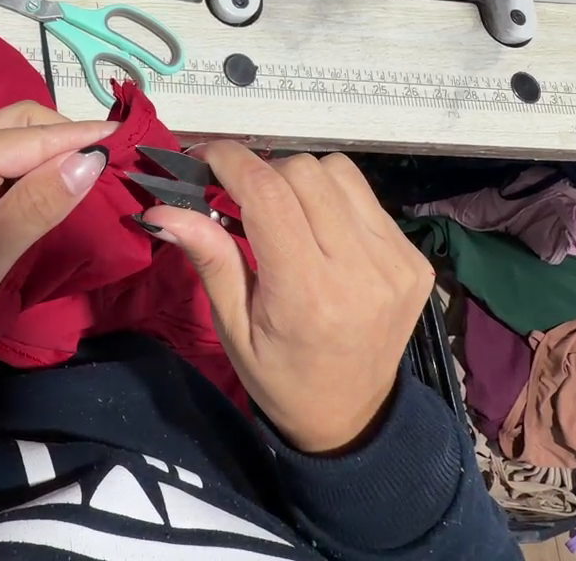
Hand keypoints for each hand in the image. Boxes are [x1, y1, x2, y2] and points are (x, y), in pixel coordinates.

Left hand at [0, 102, 114, 396]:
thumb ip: (33, 208)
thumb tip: (90, 161)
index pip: (30, 136)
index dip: (83, 138)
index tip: (135, 142)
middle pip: (19, 126)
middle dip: (69, 137)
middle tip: (120, 162)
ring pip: (10, 146)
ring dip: (54, 153)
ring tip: (101, 173)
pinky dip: (34, 175)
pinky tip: (59, 191)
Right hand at [140, 142, 433, 453]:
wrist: (353, 418)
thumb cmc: (280, 377)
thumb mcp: (232, 327)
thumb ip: (208, 258)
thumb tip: (161, 209)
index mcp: (307, 294)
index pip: (267, 194)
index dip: (230, 161)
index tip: (203, 157)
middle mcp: (360, 270)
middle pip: (302, 171)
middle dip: (261, 172)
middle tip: (239, 198)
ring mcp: (395, 261)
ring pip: (335, 170)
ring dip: (297, 178)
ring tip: (281, 211)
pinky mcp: (414, 257)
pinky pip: (363, 193)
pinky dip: (331, 196)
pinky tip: (318, 227)